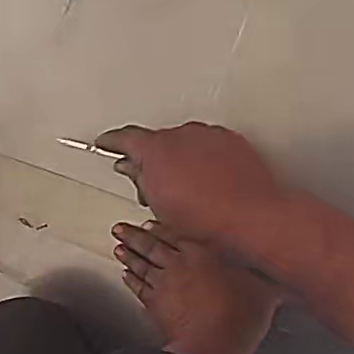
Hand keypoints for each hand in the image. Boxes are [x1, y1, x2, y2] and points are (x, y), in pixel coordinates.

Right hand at [94, 122, 280, 243]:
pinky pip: (207, 144)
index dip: (111, 141)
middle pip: (155, 140)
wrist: (248, 218)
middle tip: (146, 181)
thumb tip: (132, 169)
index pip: (124, 137)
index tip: (105, 143)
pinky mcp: (231, 141)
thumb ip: (139, 179)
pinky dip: (201, 158)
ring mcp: (209, 135)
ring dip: (177, 159)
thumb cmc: (206, 217)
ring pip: (183, 141)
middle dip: (149, 159)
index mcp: (156, 148)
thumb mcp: (157, 204)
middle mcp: (183, 135)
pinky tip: (203, 182)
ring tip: (181, 188)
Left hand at [114, 221, 281, 353]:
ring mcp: (162, 285)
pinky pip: (137, 287)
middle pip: (150, 245)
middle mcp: (177, 264)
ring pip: (139, 263)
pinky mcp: (153, 305)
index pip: (176, 234)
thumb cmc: (238, 317)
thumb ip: (266, 278)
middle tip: (120, 228)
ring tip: (118, 247)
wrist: (212, 344)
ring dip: (127, 254)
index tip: (151, 223)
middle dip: (133, 235)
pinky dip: (129, 279)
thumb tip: (283, 276)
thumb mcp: (264, 290)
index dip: (161, 228)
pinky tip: (125, 275)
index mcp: (202, 253)